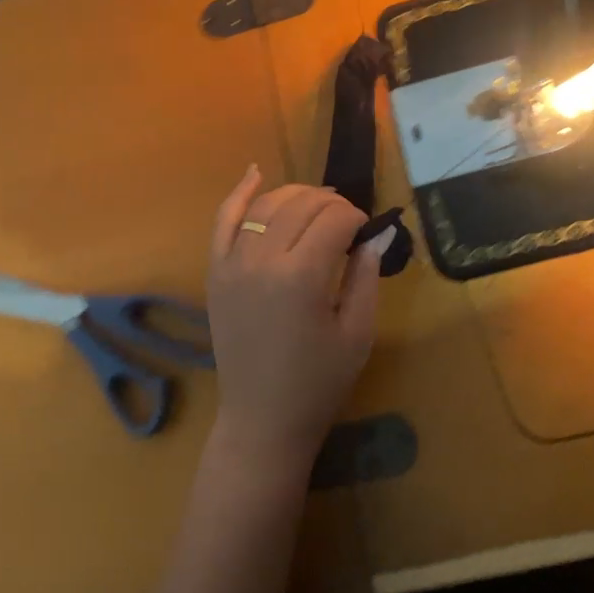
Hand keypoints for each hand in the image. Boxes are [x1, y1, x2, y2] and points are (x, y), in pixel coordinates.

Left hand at [205, 165, 392, 465]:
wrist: (262, 419)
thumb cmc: (319, 382)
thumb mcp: (356, 332)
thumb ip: (365, 275)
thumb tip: (378, 231)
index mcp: (301, 277)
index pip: (333, 220)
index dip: (356, 218)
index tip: (367, 231)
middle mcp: (262, 261)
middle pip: (300, 205)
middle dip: (330, 203)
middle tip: (348, 220)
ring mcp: (232, 264)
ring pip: (266, 205)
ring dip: (295, 194)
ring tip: (318, 202)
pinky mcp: (215, 272)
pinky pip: (224, 220)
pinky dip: (239, 193)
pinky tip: (255, 172)